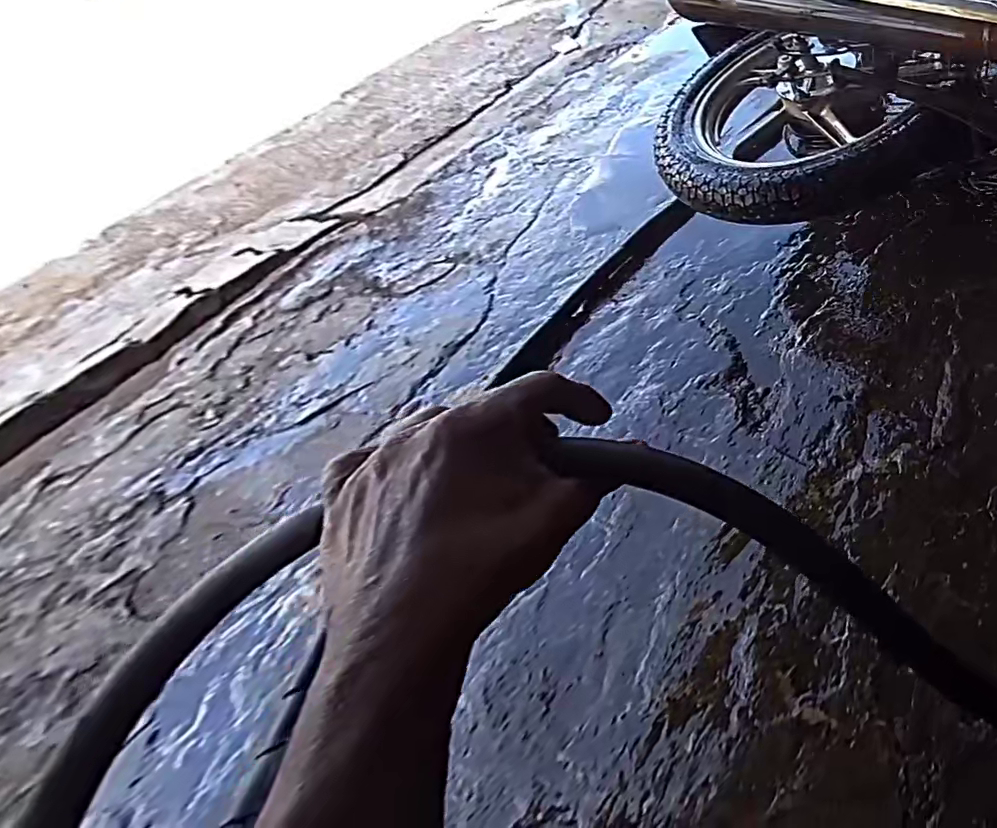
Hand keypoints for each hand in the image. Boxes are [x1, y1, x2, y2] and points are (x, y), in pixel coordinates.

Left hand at [319, 371, 613, 655]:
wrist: (401, 633)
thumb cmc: (486, 564)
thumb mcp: (563, 512)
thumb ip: (600, 473)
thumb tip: (629, 453)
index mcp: (479, 424)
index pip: (542, 387)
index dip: (579, 399)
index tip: (596, 418)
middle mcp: (422, 428)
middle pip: (490, 408)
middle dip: (526, 430)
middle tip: (544, 464)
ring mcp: (375, 458)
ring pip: (435, 427)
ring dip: (470, 441)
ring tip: (487, 477)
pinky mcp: (341, 492)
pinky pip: (376, 455)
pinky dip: (405, 459)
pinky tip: (418, 483)